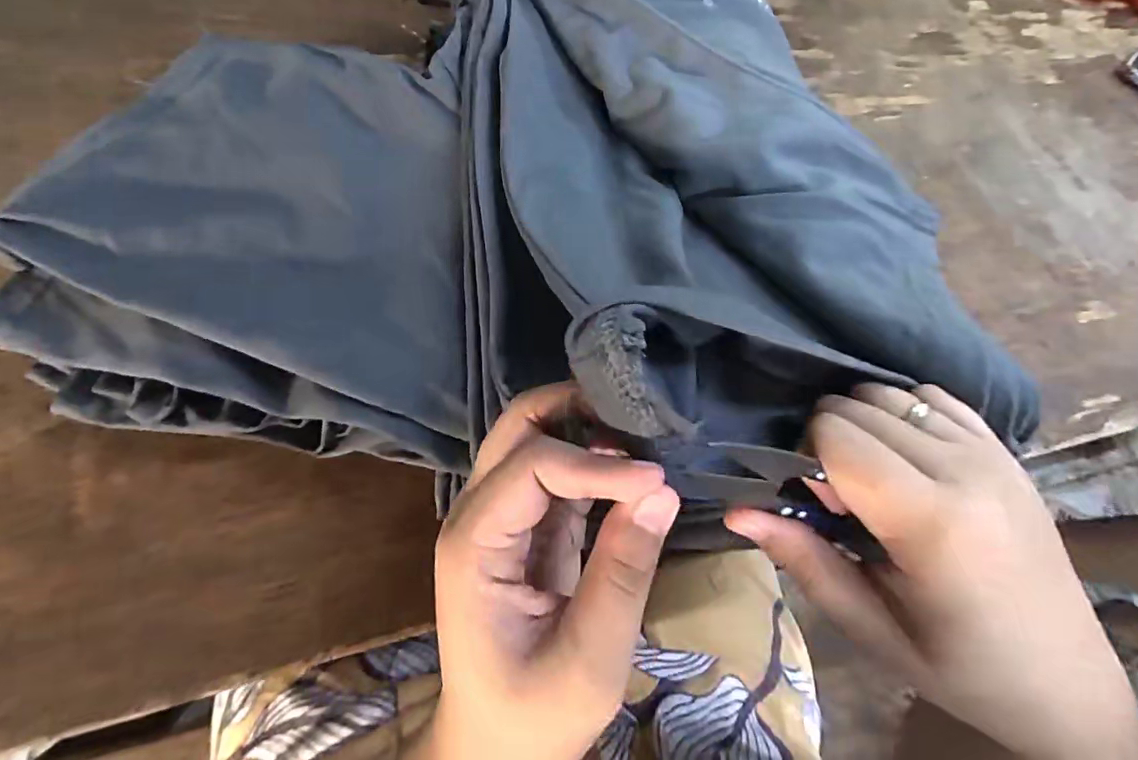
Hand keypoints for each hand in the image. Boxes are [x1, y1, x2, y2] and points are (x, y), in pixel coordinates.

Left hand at [420, 382, 680, 759]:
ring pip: (534, 437)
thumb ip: (624, 570)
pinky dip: (593, 459)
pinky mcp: (526, 524)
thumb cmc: (536, 713)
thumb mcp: (591, 657)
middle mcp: (477, 514)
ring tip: (639, 439)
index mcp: (475, 543)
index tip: (655, 481)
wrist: (498, 747)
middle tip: (635, 421)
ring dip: (584, 426)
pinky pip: (556, 470)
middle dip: (574, 410)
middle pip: (518, 427)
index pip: (532, 467)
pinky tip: (630, 468)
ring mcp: (499, 515)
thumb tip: (663, 491)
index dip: (596, 465)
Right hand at [725, 385, 1137, 759]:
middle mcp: (964, 469)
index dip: (809, 456)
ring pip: (890, 392)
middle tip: (844, 500)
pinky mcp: (1006, 448)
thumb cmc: (960, 668)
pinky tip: (908, 456)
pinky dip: (904, 411)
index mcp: (931, 521)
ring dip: (863, 422)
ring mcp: (992, 452)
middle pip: (856, 405)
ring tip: (876, 477)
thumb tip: (737, 512)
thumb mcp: (873, 630)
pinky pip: (933, 395)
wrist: (1069, 683)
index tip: (822, 504)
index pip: (836, 434)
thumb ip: (805, 561)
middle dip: (829, 438)